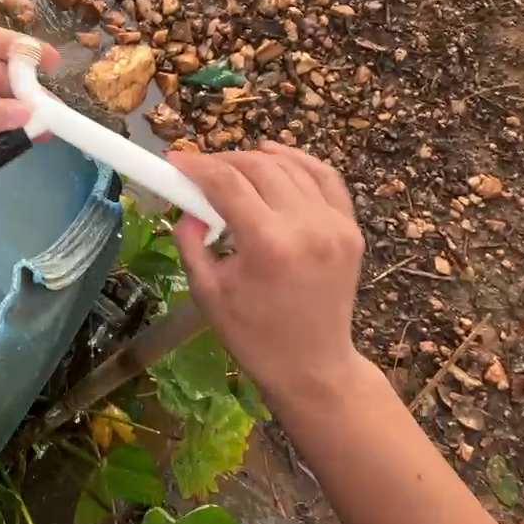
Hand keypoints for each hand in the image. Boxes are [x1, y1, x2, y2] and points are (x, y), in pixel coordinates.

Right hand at [170, 143, 369, 413]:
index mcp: (268, 245)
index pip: (226, 183)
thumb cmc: (252, 334)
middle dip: (221, 160)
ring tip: (228, 167)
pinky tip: (273, 157)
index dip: (195, 165)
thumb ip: (190, 241)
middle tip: (196, 169)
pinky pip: (324, 178)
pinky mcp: (350, 229)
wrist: (313, 366)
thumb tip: (188, 208)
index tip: (173, 160)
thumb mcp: (206, 290)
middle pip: (258, 167)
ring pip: (290, 167)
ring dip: (254, 159)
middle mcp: (307, 226)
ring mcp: (335, 225)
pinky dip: (297, 161)